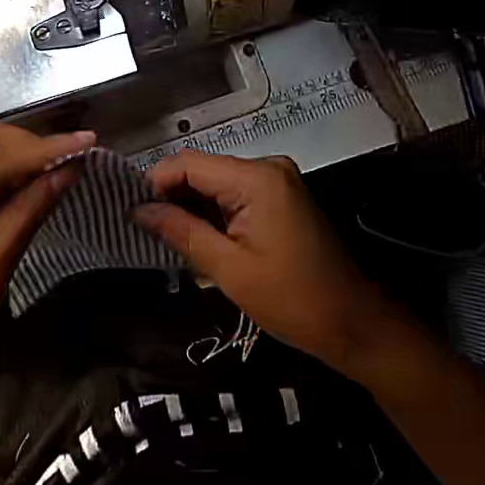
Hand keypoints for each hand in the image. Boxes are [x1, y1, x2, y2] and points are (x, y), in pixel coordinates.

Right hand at [133, 151, 409, 378]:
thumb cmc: (291, 299)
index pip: (189, 163)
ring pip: (216, 181)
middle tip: (143, 228)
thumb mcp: (229, 269)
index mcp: (256, 178)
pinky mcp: (280, 195)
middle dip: (171, 195)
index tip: (132, 212)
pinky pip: (235, 192)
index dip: (156, 182)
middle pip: (203, 169)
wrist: (352, 321)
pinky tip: (195, 234)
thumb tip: (139, 210)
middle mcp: (267, 166)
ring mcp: (276, 179)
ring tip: (163, 235)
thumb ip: (182, 232)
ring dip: (191, 205)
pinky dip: (213, 211)